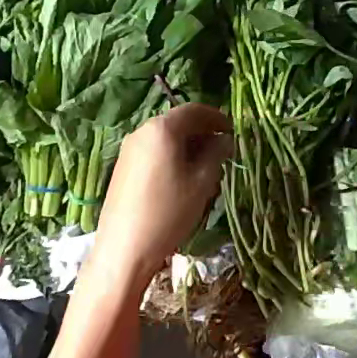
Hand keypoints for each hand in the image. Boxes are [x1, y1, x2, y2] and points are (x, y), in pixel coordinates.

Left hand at [88, 104, 232, 286]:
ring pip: (165, 138)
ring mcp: (129, 149)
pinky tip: (183, 179)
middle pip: (178, 122)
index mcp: (161, 129)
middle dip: (203, 133)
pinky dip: (172, 156)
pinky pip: (153, 151)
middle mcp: (142, 131)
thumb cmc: (168, 212)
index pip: (194, 110)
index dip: (217, 117)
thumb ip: (216, 154)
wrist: (125, 247)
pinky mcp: (123, 167)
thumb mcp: (202, 183)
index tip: (233, 131)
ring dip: (188, 146)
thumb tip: (224, 140)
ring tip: (207, 169)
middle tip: (223, 151)